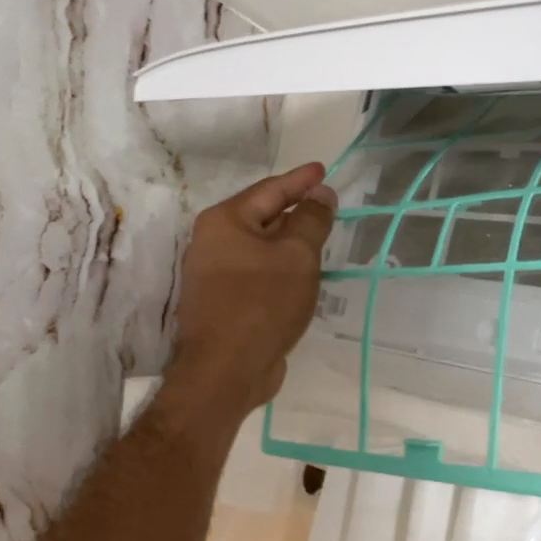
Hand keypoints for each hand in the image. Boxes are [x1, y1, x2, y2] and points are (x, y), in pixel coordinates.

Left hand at [171, 162, 335, 412]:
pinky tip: (303, 275)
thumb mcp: (297, 256)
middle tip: (327, 203)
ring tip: (321, 236)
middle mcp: (213, 242)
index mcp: (225, 222)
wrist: (226, 370)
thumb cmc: (262, 304)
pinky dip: (282, 267)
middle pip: (262, 217)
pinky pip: (259, 273)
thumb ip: (312, 220)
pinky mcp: (224, 302)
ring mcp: (215, 275)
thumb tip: (321, 193)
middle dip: (295, 209)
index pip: (270, 190)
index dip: (301, 180)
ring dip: (290, 241)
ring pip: (261, 247)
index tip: (324, 170)